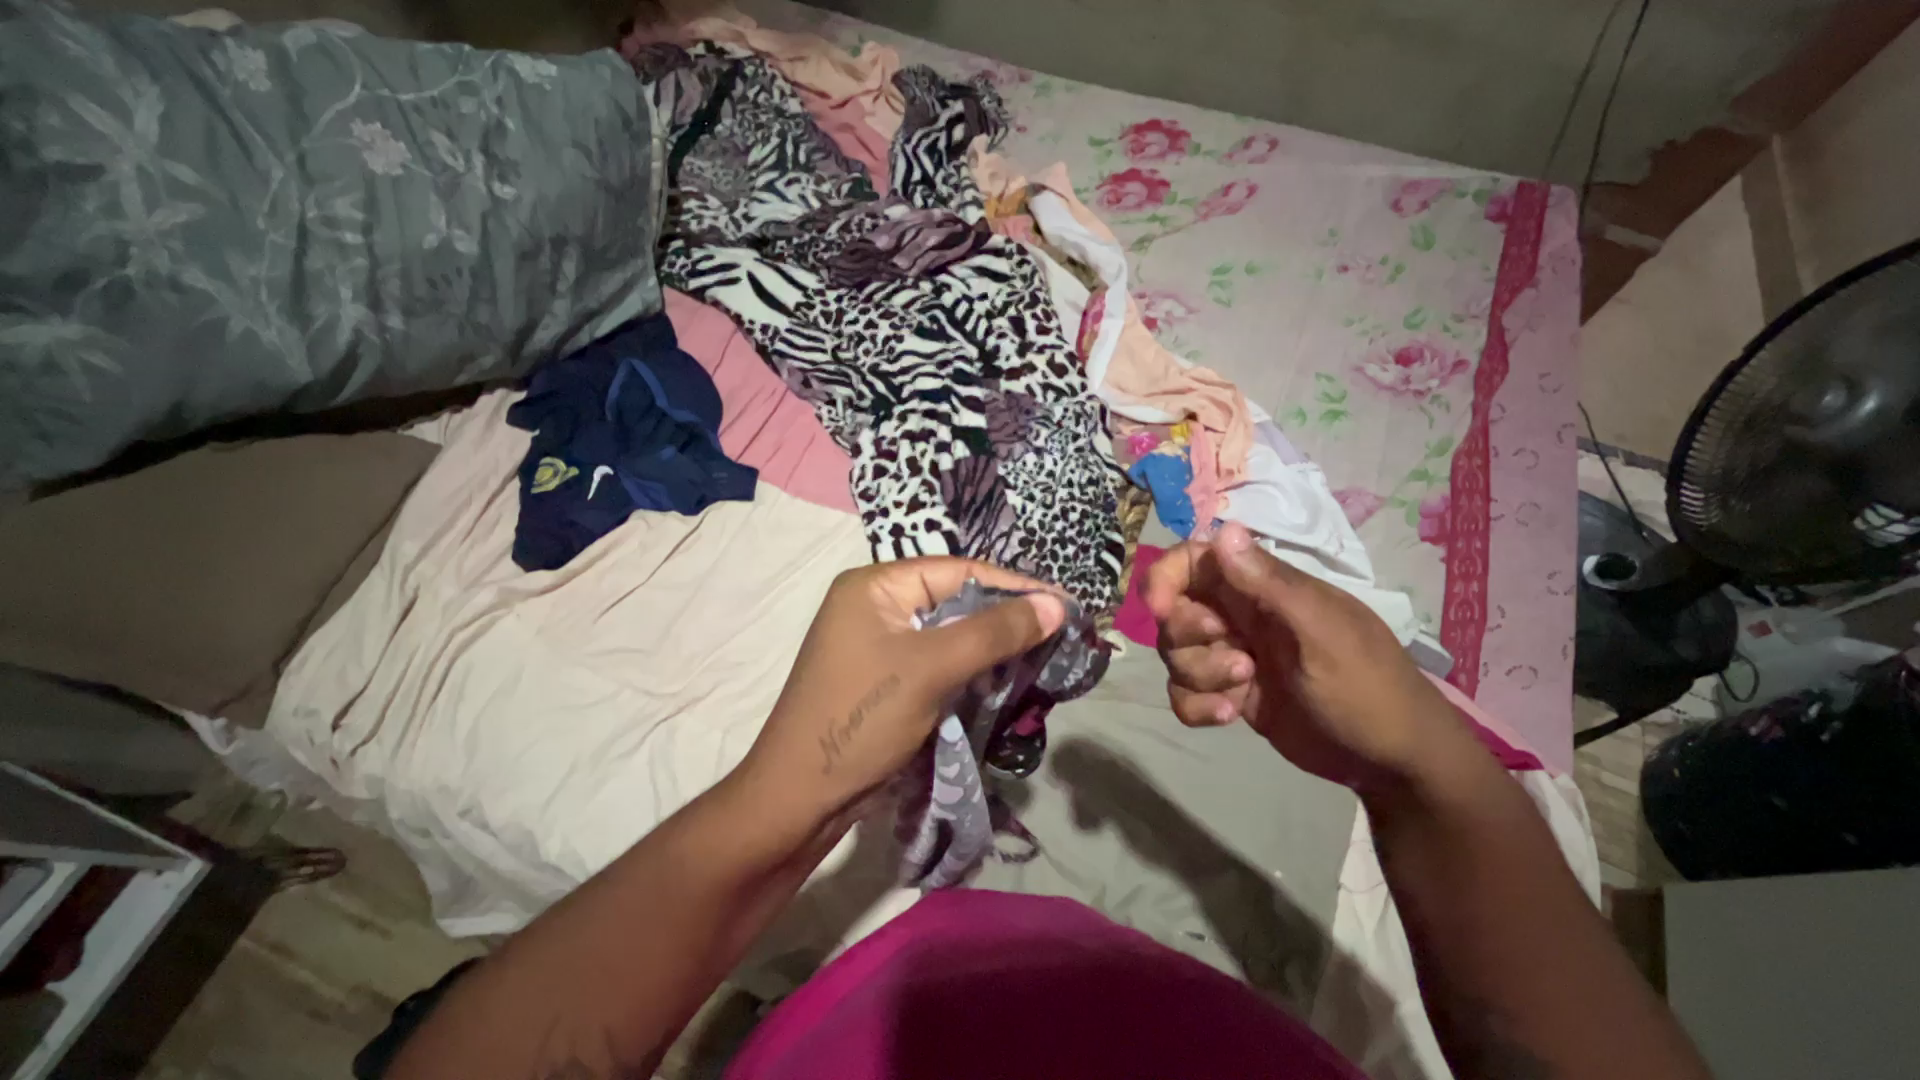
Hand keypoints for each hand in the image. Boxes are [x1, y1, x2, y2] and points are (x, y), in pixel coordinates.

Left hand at [736, 558, 1066, 827]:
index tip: (1066, 606)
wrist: (800, 797)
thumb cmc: (862, 719)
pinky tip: (1005, 685)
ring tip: (1042, 661)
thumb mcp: (931, 668)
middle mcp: (875, 607)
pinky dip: (971, 674)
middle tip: (1060, 637)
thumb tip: (1056, 605)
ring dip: (992, 651)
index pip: (959, 571)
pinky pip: (938, 665)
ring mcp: (879, 646)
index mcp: (875, 586)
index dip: (1015, 587)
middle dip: (1006, 621)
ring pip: (950, 637)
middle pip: (956, 602)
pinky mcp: (886, 682)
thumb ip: (994, 633)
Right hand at [1145, 522, 1464, 792]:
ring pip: (1177, 654)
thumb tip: (1224, 529)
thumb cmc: (1367, 687)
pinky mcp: (1231, 695)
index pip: (1195, 560)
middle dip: (1186, 635)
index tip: (1159, 608)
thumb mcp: (1323, 632)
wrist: (1391, 760)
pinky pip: (1185, 693)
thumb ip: (1270, 584)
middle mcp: (1242, 616)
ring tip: (1240, 690)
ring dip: (1196, 674)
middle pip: (1175, 611)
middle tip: (1231, 655)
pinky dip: (1196, 706)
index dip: (1166, 577)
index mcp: (1264, 588)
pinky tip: (1229, 717)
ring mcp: (1234, 657)